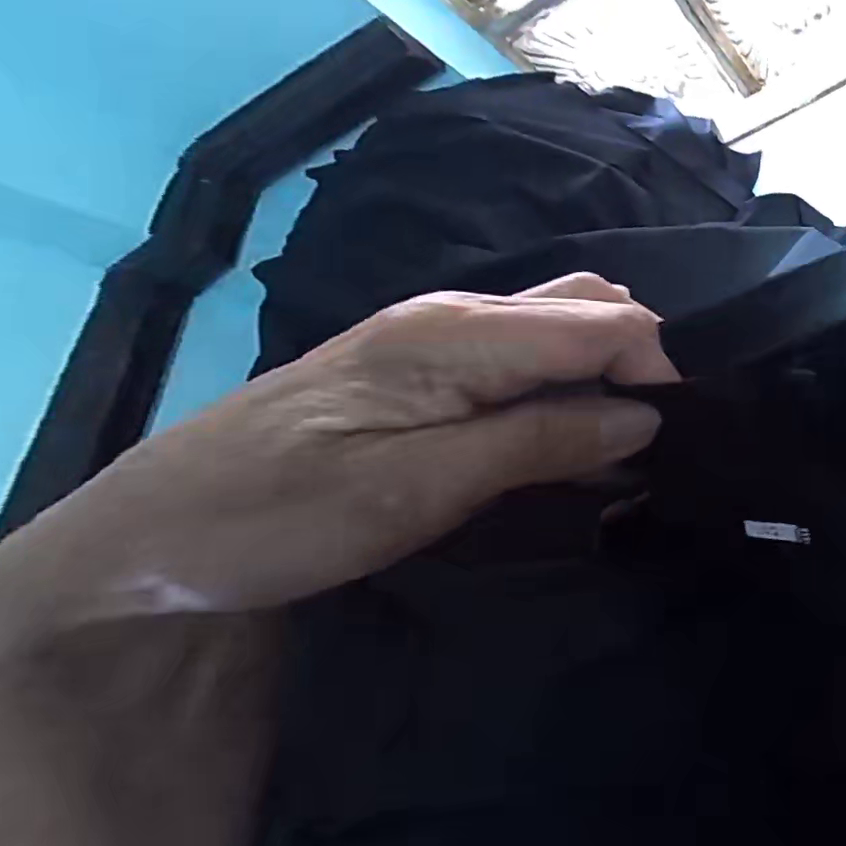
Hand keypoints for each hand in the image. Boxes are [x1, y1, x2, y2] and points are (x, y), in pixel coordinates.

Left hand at [0, 273, 678, 623]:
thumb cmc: (281, 515)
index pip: (598, 320)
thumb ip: (541, 440)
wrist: (155, 541)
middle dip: (647, 353)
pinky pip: (537, 356)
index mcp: (458, 333)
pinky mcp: (439, 367)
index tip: (690, 421)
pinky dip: (579, 383)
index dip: (660, 359)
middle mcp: (460, 315)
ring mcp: (447, 336)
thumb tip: (643, 417)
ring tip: (639, 430)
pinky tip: (585, 429)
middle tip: (670, 425)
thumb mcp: (421, 488)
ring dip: (615, 367)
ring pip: (566, 324)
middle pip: (589, 303)